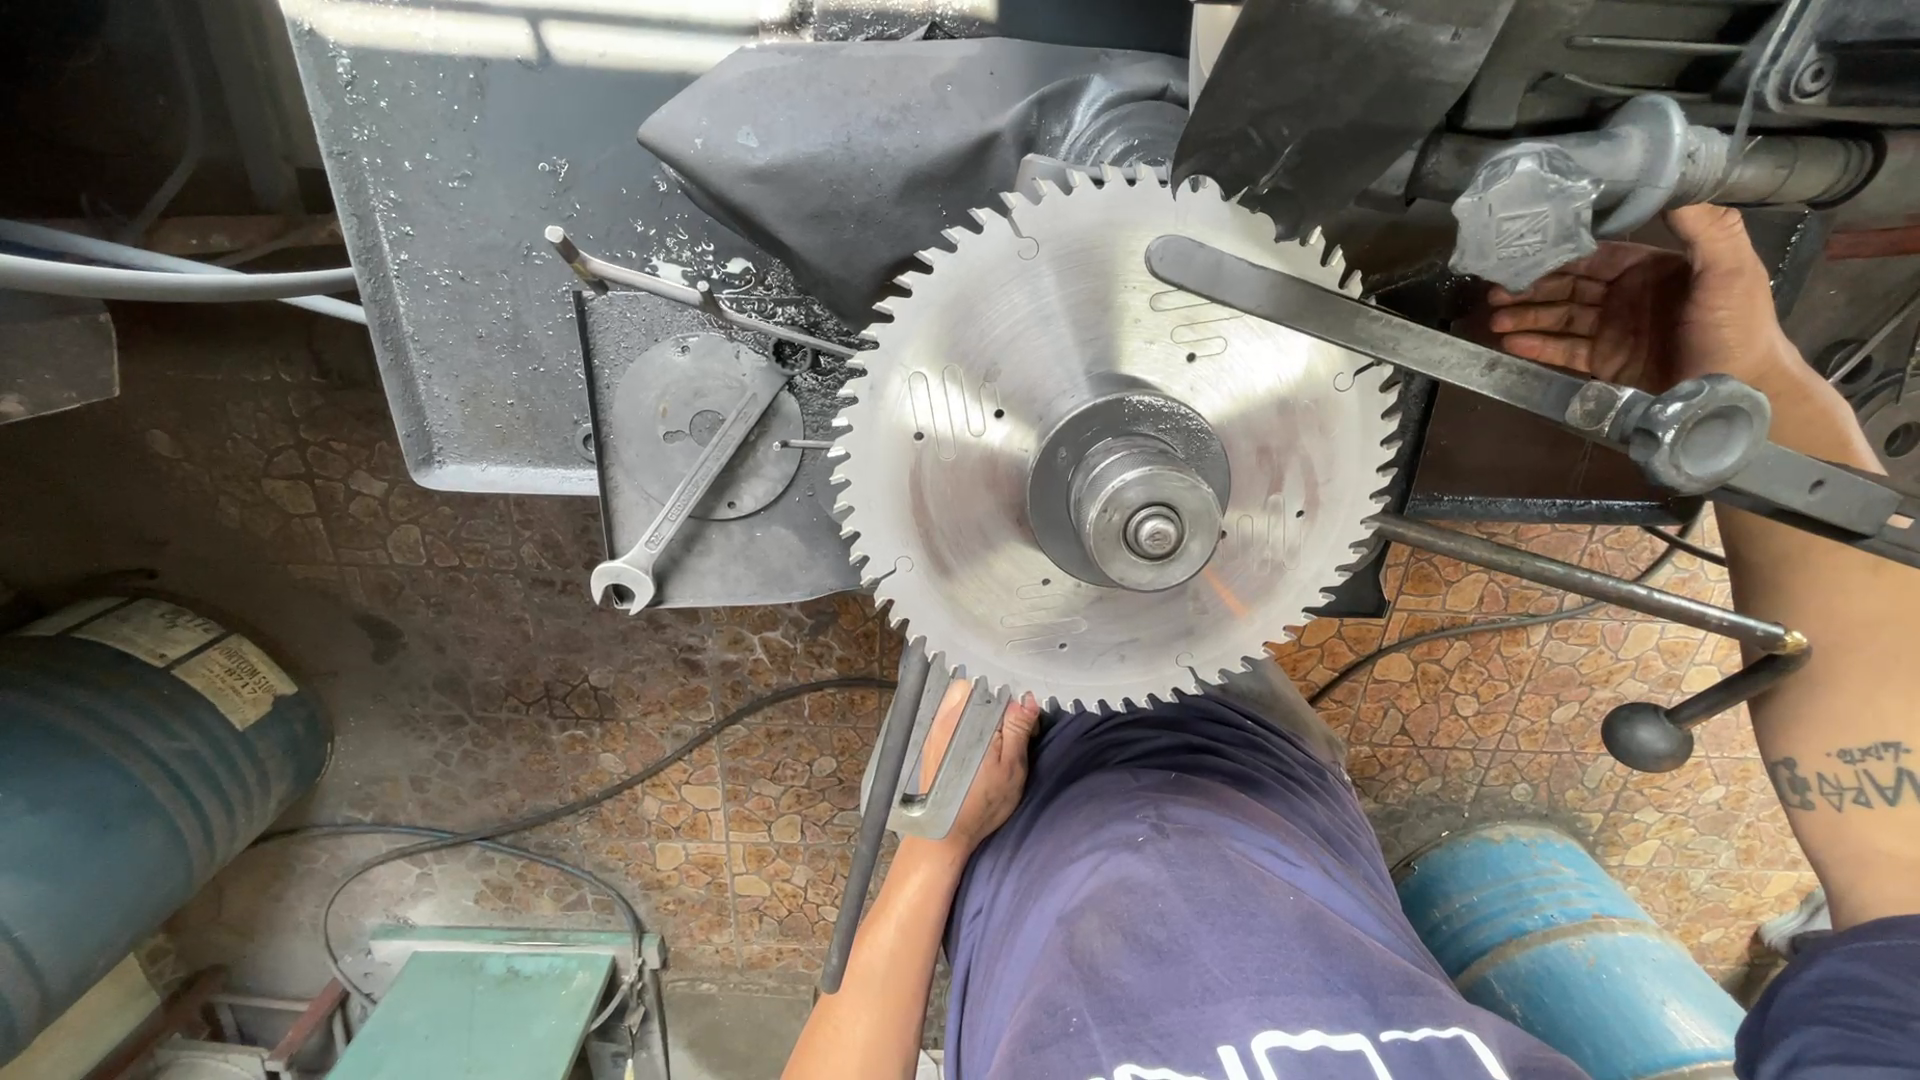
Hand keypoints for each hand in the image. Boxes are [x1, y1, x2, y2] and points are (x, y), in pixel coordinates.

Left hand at [910, 679, 1040, 858]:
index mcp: (967, 720)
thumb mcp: (1011, 767)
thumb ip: (1018, 729)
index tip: (1022, 717)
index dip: (1010, 697)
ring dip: (978, 709)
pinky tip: (976, 743)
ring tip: (992, 736)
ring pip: (959, 698)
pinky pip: (950, 714)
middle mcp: (946, 718)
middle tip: (1007, 726)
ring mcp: (935, 727)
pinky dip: (965, 720)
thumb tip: (1027, 698)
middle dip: (991, 698)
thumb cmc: (982, 804)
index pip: (990, 686)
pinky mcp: (931, 739)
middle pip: (971, 686)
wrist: (945, 833)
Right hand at [1483, 204, 1805, 398]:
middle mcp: (1628, 297)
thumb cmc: (1735, 328)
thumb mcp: (1731, 272)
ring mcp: (1613, 332)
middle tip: (1497, 293)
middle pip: (1569, 288)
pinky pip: (1563, 351)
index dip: (1562, 257)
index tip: (1527, 256)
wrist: (1737, 391)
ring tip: (1495, 322)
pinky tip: (1512, 344)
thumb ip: (1707, 229)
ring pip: (1560, 319)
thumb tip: (1675, 188)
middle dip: (1532, 289)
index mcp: (1654, 270)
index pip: (1597, 257)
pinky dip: (1537, 347)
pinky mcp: (1604, 363)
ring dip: (1527, 318)